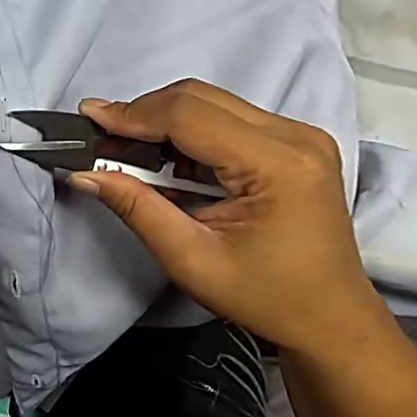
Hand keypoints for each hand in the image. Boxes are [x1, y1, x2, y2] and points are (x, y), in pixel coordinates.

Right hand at [69, 79, 387, 354]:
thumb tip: (85, 173)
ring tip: (131, 150)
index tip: (90, 118)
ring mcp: (300, 135)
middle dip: (144, 113)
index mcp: (278, 165)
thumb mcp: (189, 259)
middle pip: (199, 98)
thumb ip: (135, 207)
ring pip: (211, 101)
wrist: (331, 319)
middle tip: (103, 136)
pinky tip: (169, 159)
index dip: (134, 114)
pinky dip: (187, 130)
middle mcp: (296, 138)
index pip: (189, 115)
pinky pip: (227, 115)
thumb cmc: (265, 297)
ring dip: (164, 120)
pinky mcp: (295, 141)